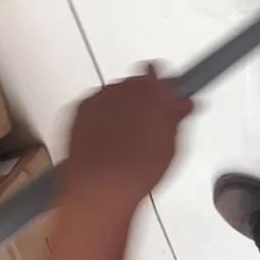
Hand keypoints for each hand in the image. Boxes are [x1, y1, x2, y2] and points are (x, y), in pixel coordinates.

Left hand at [61, 65, 195, 218]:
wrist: (101, 187)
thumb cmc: (136, 170)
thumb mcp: (171, 145)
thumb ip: (176, 115)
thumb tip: (182, 104)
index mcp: (148, 91)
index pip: (155, 71)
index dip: (160, 83)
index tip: (164, 94)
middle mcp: (120, 89)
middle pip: (131, 83)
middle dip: (139, 98)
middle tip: (146, 123)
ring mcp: (97, 99)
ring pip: (111, 95)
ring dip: (118, 107)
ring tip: (125, 138)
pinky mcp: (77, 112)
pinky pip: (92, 107)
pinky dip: (98, 117)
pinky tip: (106, 139)